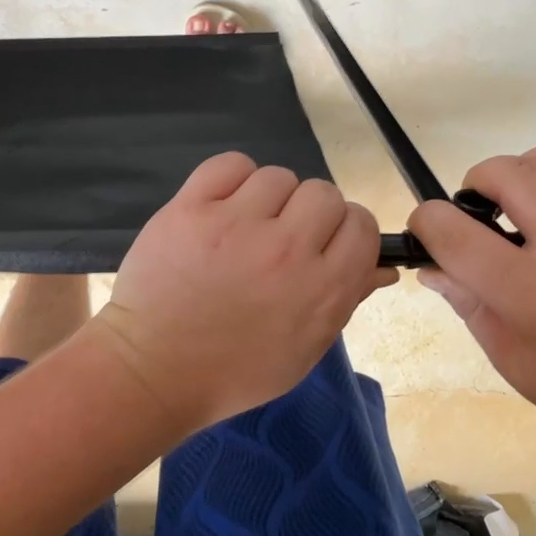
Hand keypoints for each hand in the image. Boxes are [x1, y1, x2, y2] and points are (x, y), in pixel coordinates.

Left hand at [92, 151, 396, 432]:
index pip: (360, 224)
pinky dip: (232, 179)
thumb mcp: (304, 350)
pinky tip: (221, 206)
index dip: (345, 231)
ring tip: (245, 228)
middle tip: (282, 239)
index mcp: (321, 288)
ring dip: (268, 199)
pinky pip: (230, 164)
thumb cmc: (233, 371)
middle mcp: (285, 249)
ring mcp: (235, 224)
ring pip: (277, 177)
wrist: (153, 371)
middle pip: (323, 193)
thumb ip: (345, 300)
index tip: (324, 244)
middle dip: (309, 214)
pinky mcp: (190, 208)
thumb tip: (383, 266)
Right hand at [406, 133, 535, 463]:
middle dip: (478, 179)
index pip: (454, 234)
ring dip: (531, 163)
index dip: (427, 222)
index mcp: (532, 298)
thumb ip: (468, 304)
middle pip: (512, 176)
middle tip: (480, 206)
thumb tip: (433, 265)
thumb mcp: (512, 360)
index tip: (430, 230)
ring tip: (526, 189)